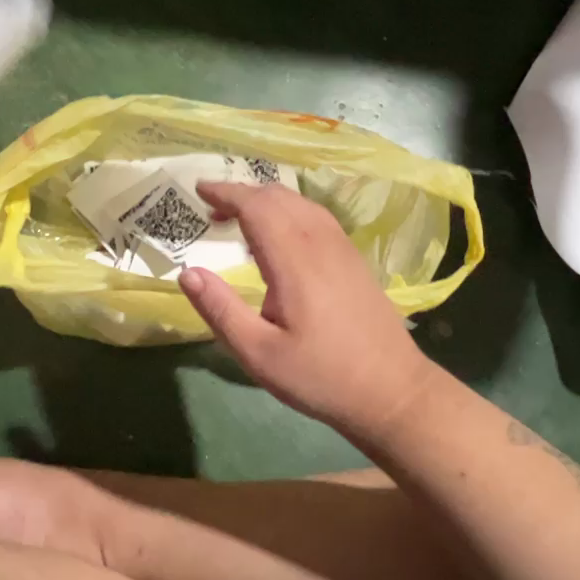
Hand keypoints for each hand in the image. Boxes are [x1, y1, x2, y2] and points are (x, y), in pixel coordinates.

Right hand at [179, 181, 439, 438]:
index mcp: (294, 261)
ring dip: (267, 201)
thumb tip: (188, 272)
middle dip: (242, 194)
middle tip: (212, 208)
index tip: (198, 190)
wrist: (391, 390)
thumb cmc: (320, 376)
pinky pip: (318, 218)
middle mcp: (321, 244)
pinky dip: (290, 212)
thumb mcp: (259, 354)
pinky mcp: (355, 260)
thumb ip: (221, 310)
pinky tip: (281, 235)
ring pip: (302, 203)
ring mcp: (343, 249)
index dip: (226, 192)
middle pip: (279, 197)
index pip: (257, 206)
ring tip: (240, 218)